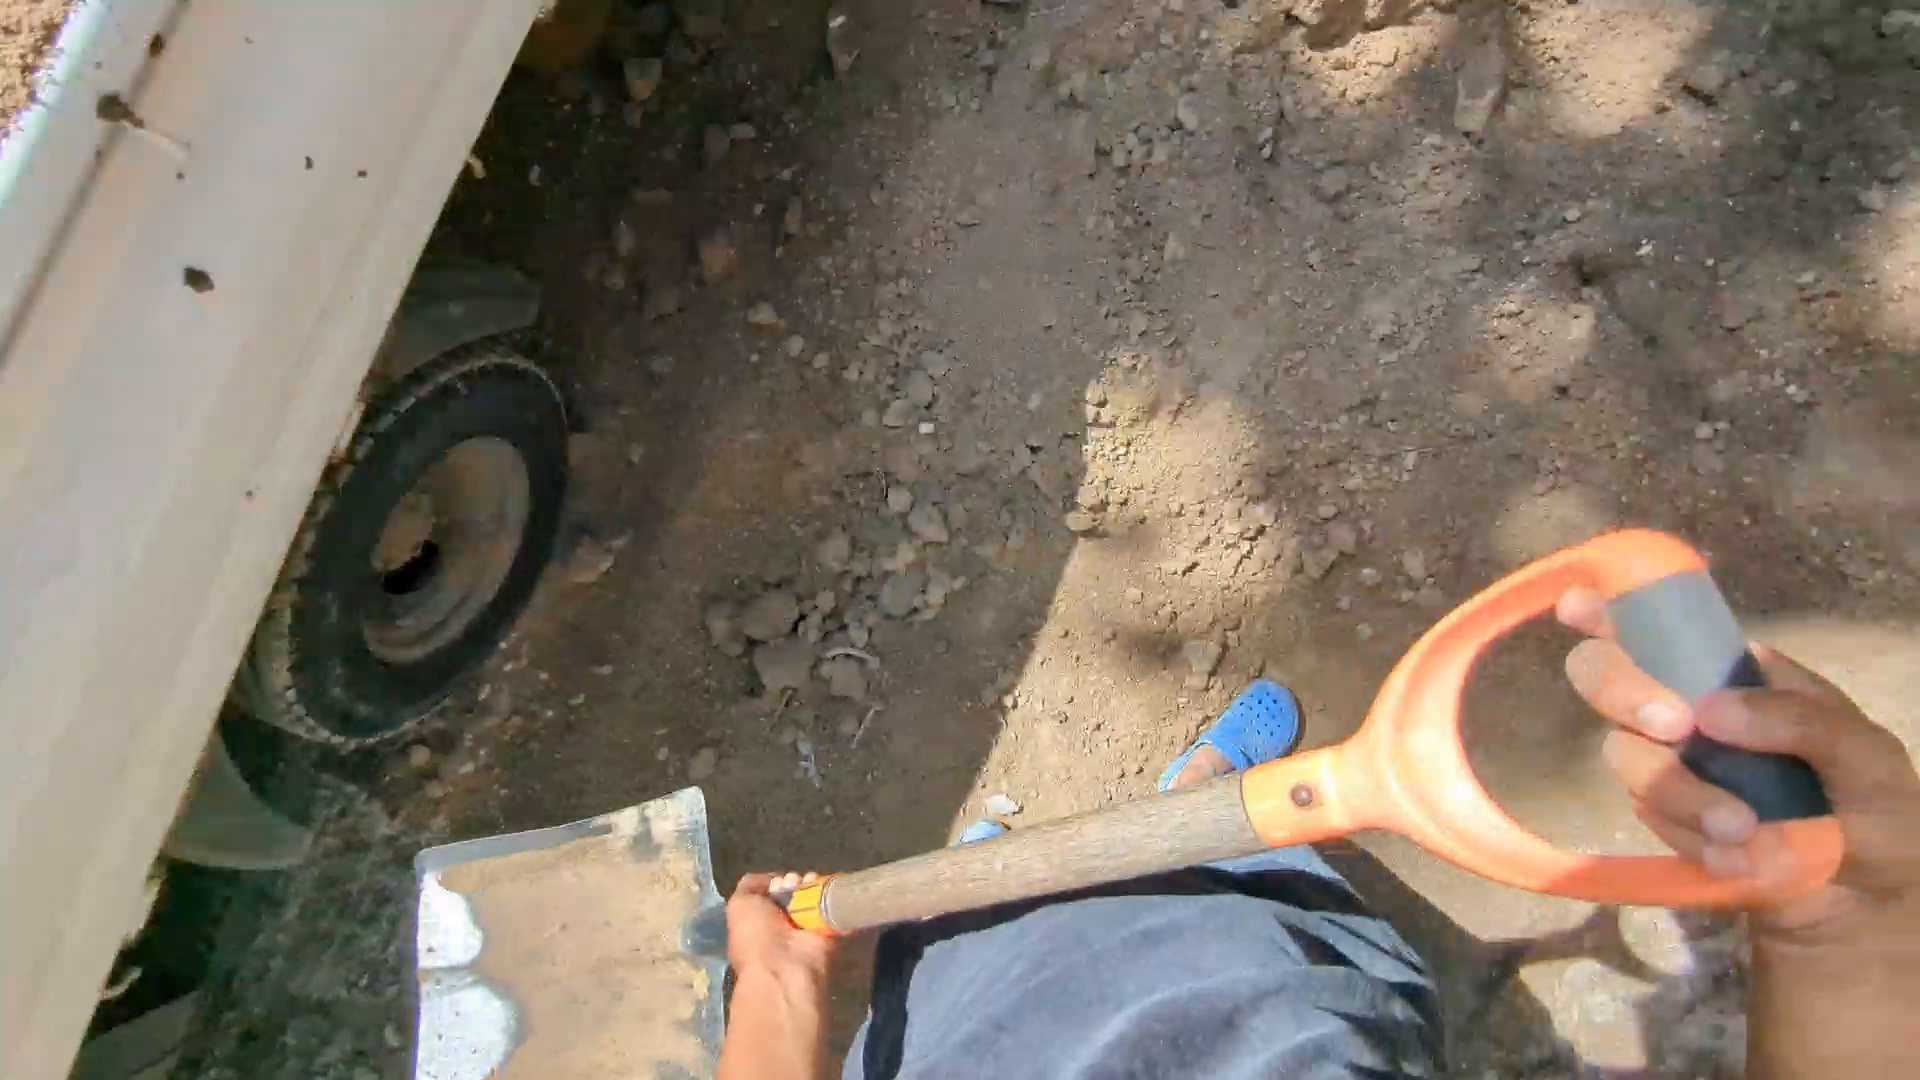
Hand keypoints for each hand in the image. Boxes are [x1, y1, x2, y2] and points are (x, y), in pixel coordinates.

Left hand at [727, 872, 836, 982]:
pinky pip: (829, 901)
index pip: (772, 890)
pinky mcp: (827, 927)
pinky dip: (826, 891)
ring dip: (809, 884)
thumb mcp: (739, 905)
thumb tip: (773, 879)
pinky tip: (819, 889)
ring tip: (806, 885)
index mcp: (760, 920)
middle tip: (792, 885)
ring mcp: (806, 925)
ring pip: (812, 892)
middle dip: (793, 880)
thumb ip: (751, 884)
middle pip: (793, 888)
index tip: (776, 883)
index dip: (774, 881)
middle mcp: (784, 923)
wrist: (785, 966)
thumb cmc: (756, 936)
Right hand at [1557, 586, 1919, 939]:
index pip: (1645, 623)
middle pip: (1598, 672)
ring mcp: (1654, 753)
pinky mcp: (1648, 804)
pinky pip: (1643, 809)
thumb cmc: (1875, 809)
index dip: (1598, 609)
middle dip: (1624, 695)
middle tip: (1673, 728)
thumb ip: (1804, 721)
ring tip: (1744, 831)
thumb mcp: (1869, 756)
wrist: (1865, 901)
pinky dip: (1691, 833)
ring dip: (1675, 789)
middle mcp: (1671, 700)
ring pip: (1620, 751)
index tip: (1576, 608)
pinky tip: (1739, 855)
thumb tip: (1709, 710)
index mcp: (1721, 670)